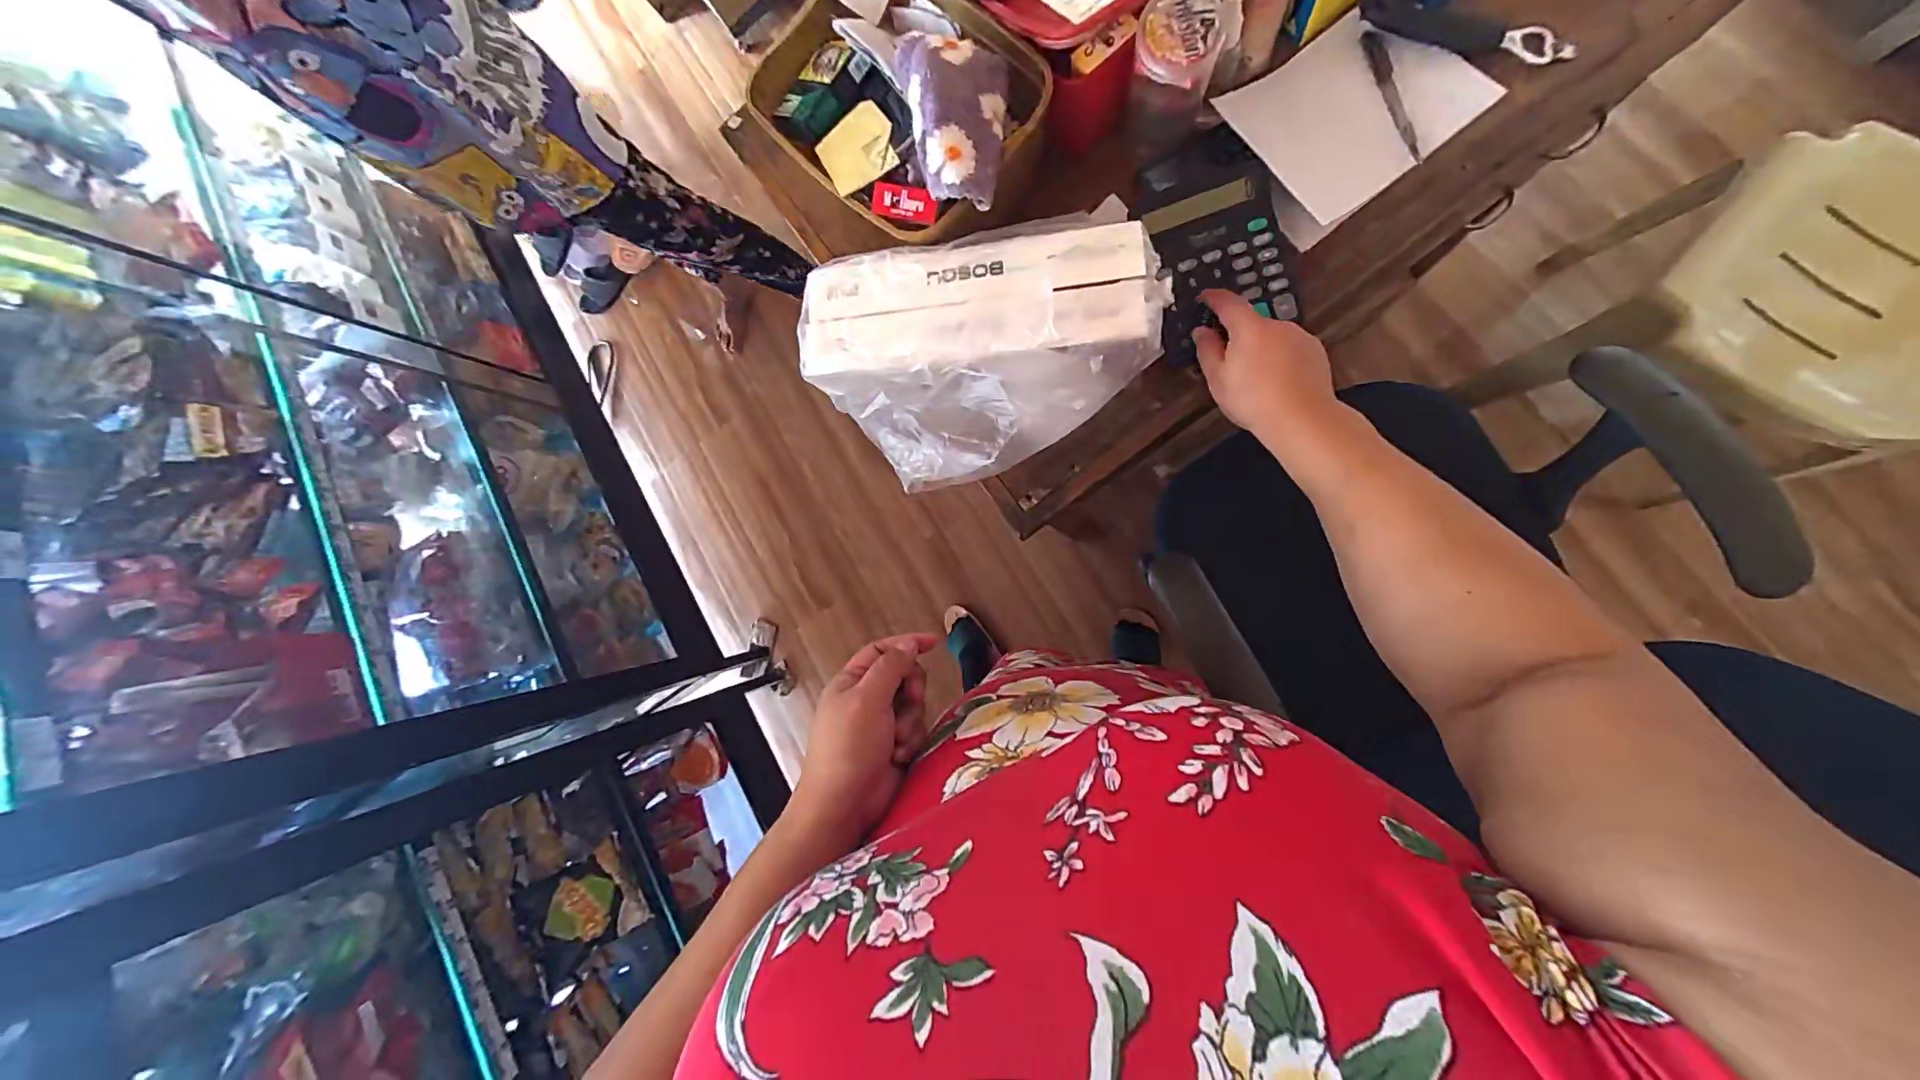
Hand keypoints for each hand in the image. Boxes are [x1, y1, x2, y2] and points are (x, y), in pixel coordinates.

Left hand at [788, 633, 940, 847]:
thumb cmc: (849, 748)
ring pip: (914, 706)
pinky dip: (911, 741)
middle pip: (905, 677)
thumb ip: (891, 666)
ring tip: (896, 741)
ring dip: (910, 721)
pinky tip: (899, 756)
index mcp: (852, 682)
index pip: (882, 651)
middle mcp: (866, 700)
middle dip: (912, 690)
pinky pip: (916, 731)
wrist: (845, 805)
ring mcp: (881, 725)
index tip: (935, 643)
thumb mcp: (867, 698)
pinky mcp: (895, 746)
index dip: (907, 644)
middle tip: (909, 702)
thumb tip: (908, 644)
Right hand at [1193, 289, 1339, 438]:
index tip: (1205, 297)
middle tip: (1229, 361)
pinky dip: (1280, 357)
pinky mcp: (1314, 350)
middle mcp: (1277, 325)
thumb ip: (1207, 350)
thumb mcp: (1218, 379)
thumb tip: (1202, 331)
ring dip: (1260, 347)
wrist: (1301, 418)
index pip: (1228, 302)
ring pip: (1272, 335)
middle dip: (1239, 335)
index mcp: (1249, 328)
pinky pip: (1290, 347)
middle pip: (1252, 322)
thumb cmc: (1253, 400)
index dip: (1214, 297)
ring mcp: (1299, 336)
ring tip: (1256, 378)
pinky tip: (1276, 380)